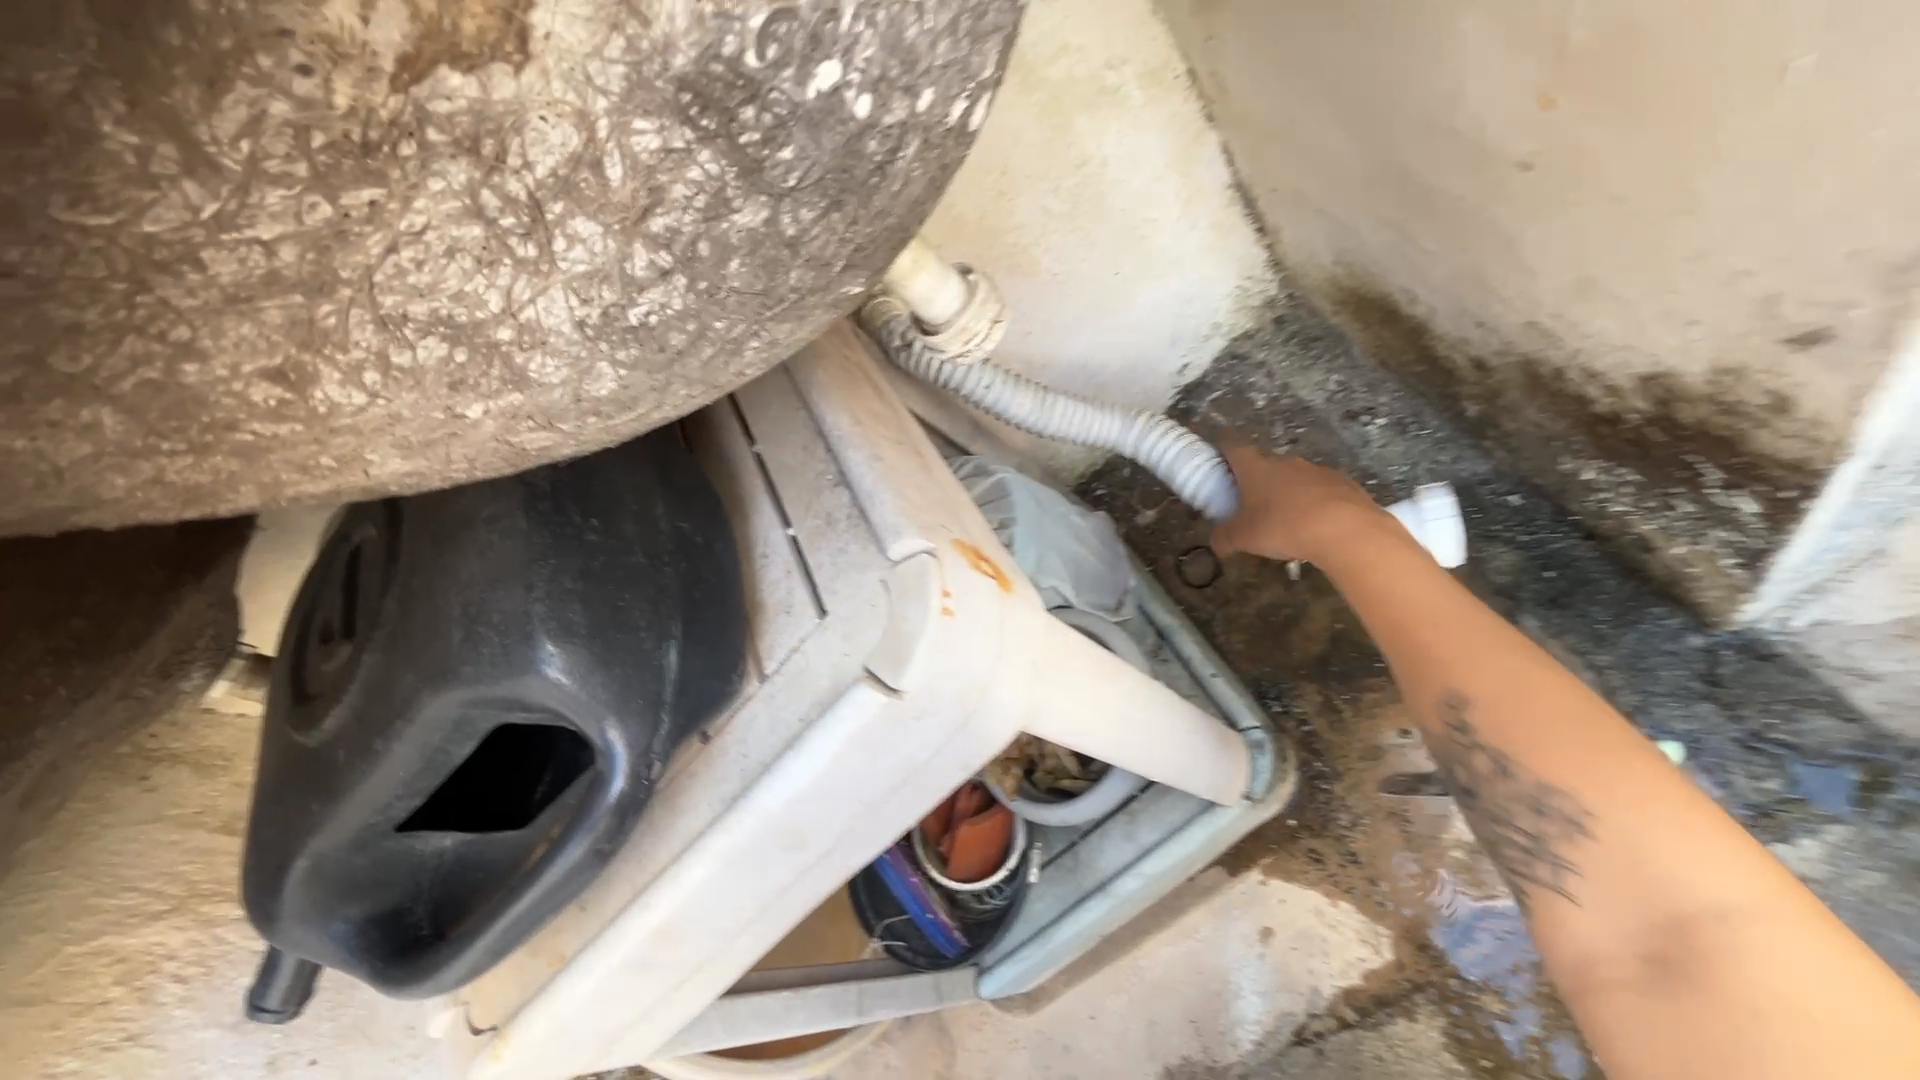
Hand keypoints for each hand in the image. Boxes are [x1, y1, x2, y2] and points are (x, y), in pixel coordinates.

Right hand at [1210, 446, 1395, 563]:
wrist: (1345, 530)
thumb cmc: (1283, 527)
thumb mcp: (1243, 539)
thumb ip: (1225, 539)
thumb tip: (1216, 543)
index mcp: (1256, 469)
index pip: (1233, 447)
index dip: (1222, 449)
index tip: (1219, 459)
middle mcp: (1285, 462)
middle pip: (1265, 464)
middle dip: (1257, 480)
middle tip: (1252, 505)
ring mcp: (1316, 470)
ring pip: (1294, 477)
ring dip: (1287, 492)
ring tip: (1287, 520)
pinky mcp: (1342, 482)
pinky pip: (1321, 489)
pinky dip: (1315, 502)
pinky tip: (1317, 525)